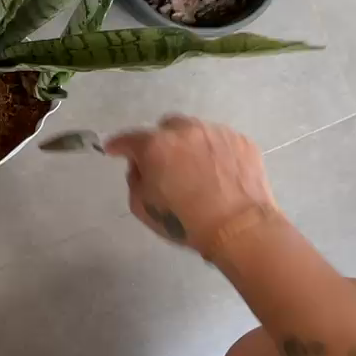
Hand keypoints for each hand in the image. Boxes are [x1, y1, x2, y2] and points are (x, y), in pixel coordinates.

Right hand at [104, 115, 278, 257]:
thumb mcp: (142, 207)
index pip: (129, 139)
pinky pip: (220, 142)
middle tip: (165, 164)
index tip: (114, 150)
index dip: (118, 145)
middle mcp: (185, 131)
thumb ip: (134, 179)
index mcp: (156, 146)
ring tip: (197, 171)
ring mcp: (217, 132)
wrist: (239, 228)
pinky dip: (214, 153)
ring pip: (195, 132)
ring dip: (190, 146)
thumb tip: (140, 166)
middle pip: (166, 128)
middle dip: (161, 142)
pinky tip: (219, 175)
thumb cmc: (185, 221)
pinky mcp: (241, 141)